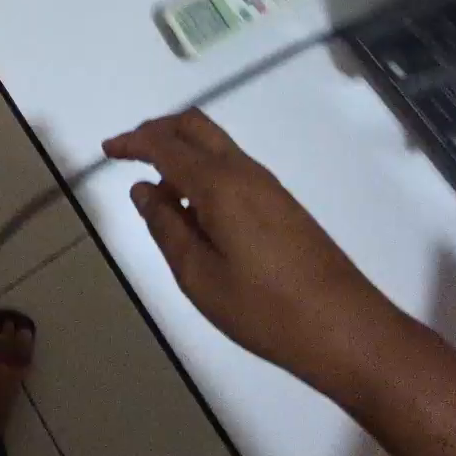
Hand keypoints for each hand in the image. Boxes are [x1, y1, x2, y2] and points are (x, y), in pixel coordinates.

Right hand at [102, 108, 417, 409]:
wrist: (347, 330)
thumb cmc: (264, 308)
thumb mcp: (198, 275)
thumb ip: (165, 225)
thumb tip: (143, 189)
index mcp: (218, 184)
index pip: (165, 144)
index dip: (133, 142)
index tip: (108, 150)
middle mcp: (242, 171)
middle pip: (193, 125)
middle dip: (157, 131)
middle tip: (129, 155)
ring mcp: (266, 184)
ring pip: (214, 144)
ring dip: (181, 153)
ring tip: (159, 197)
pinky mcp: (280, 202)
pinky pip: (230, 166)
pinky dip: (202, 171)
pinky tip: (195, 212)